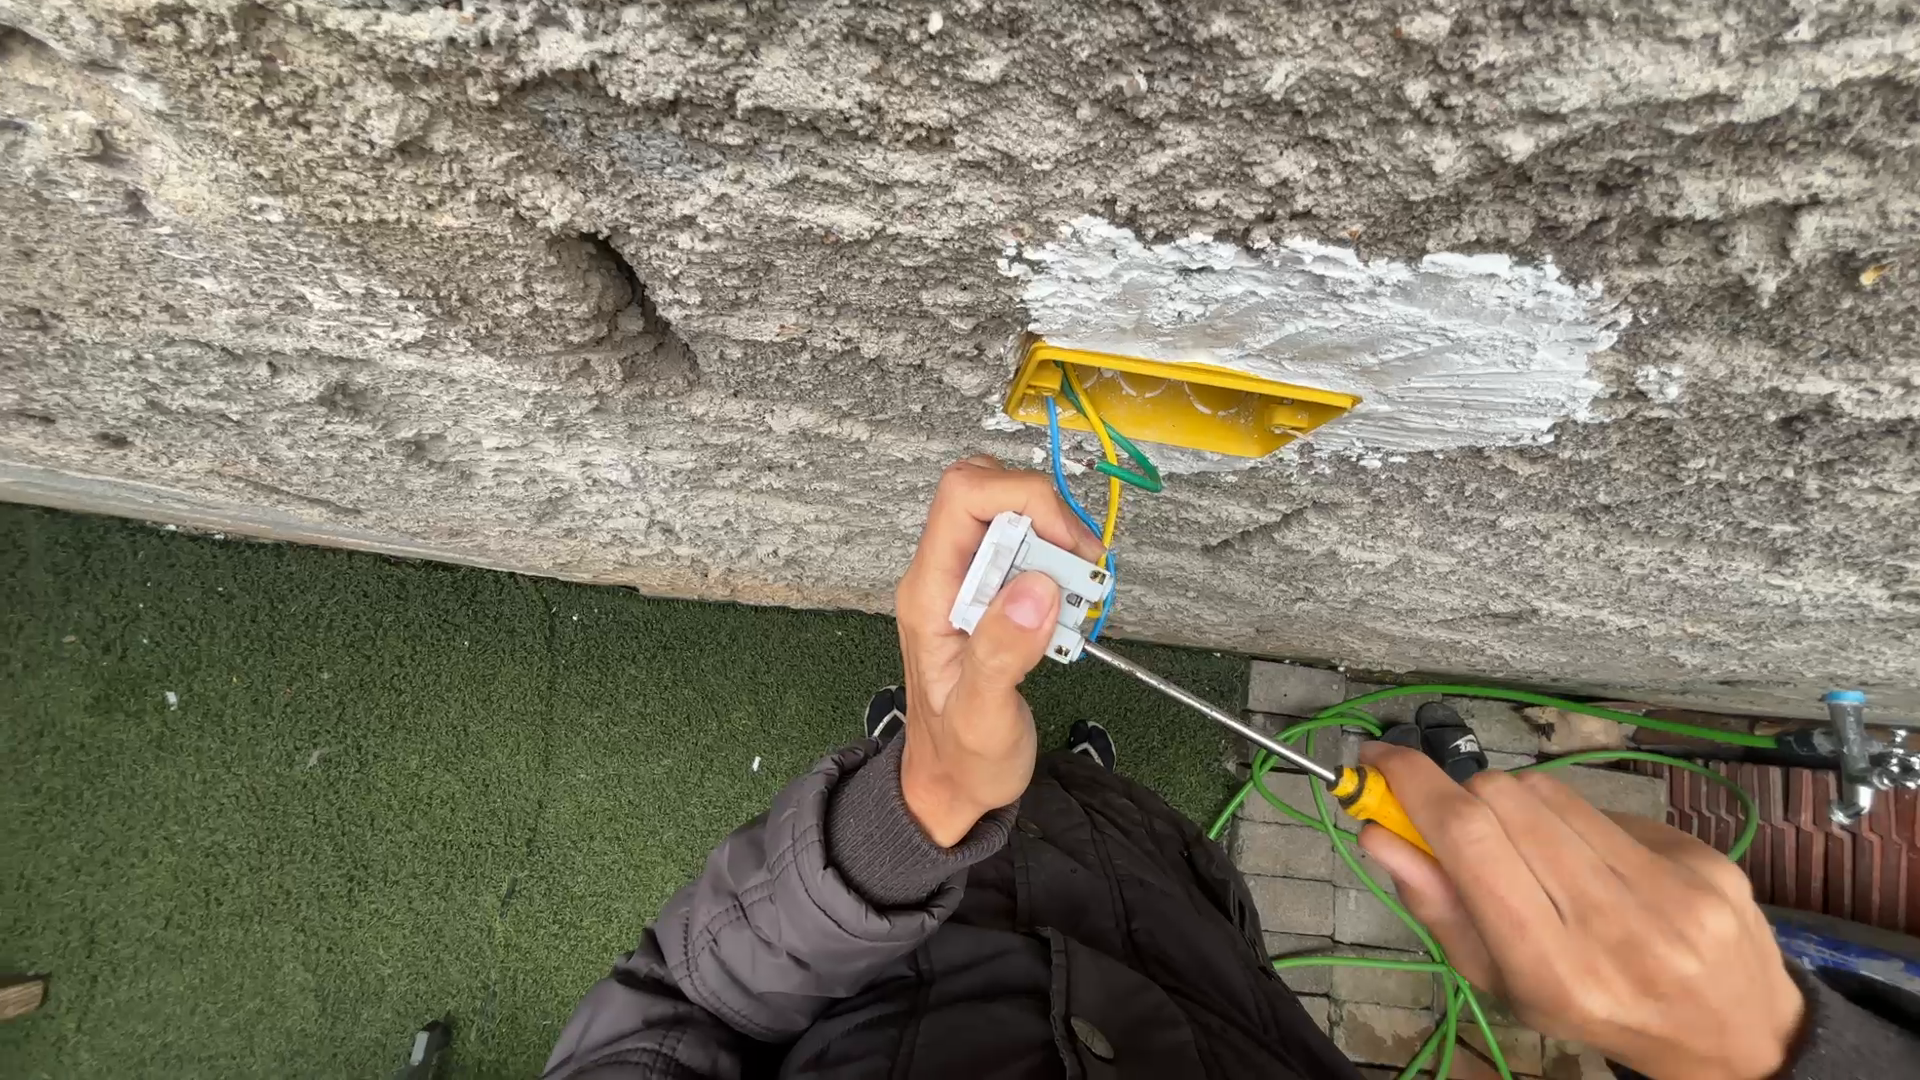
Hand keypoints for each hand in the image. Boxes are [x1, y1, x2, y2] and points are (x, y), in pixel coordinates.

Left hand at [891, 457, 1104, 845]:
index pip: (963, 497)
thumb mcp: (981, 717)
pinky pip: (1023, 549)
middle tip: (1080, 563)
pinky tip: (1072, 600)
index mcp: (929, 593)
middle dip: (1044, 512)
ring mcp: (964, 583)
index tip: (1067, 544)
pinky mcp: (988, 595)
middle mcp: (942, 576)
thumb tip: (1037, 586)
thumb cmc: (960, 758)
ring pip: (1007, 514)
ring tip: (1082, 588)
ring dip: (1056, 538)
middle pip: (985, 491)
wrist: (950, 784)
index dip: (1022, 498)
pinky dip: (1058, 561)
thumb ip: (1002, 652)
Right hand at [1357, 743, 1804, 1079]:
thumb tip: (1375, 829)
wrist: (1737, 1040)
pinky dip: (1567, 817)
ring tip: (1525, 844)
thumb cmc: (1587, 1009)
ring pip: (1544, 789)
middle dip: (1458, 793)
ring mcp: (1674, 890)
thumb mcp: (1494, 977)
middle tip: (1450, 815)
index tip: (1375, 758)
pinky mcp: (1707, 861)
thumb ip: (1432, 903)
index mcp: (1554, 966)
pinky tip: (1585, 857)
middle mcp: (1620, 925)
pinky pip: (1598, 803)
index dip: (1413, 781)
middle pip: (1500, 798)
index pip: (1468, 836)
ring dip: (1510, 802)